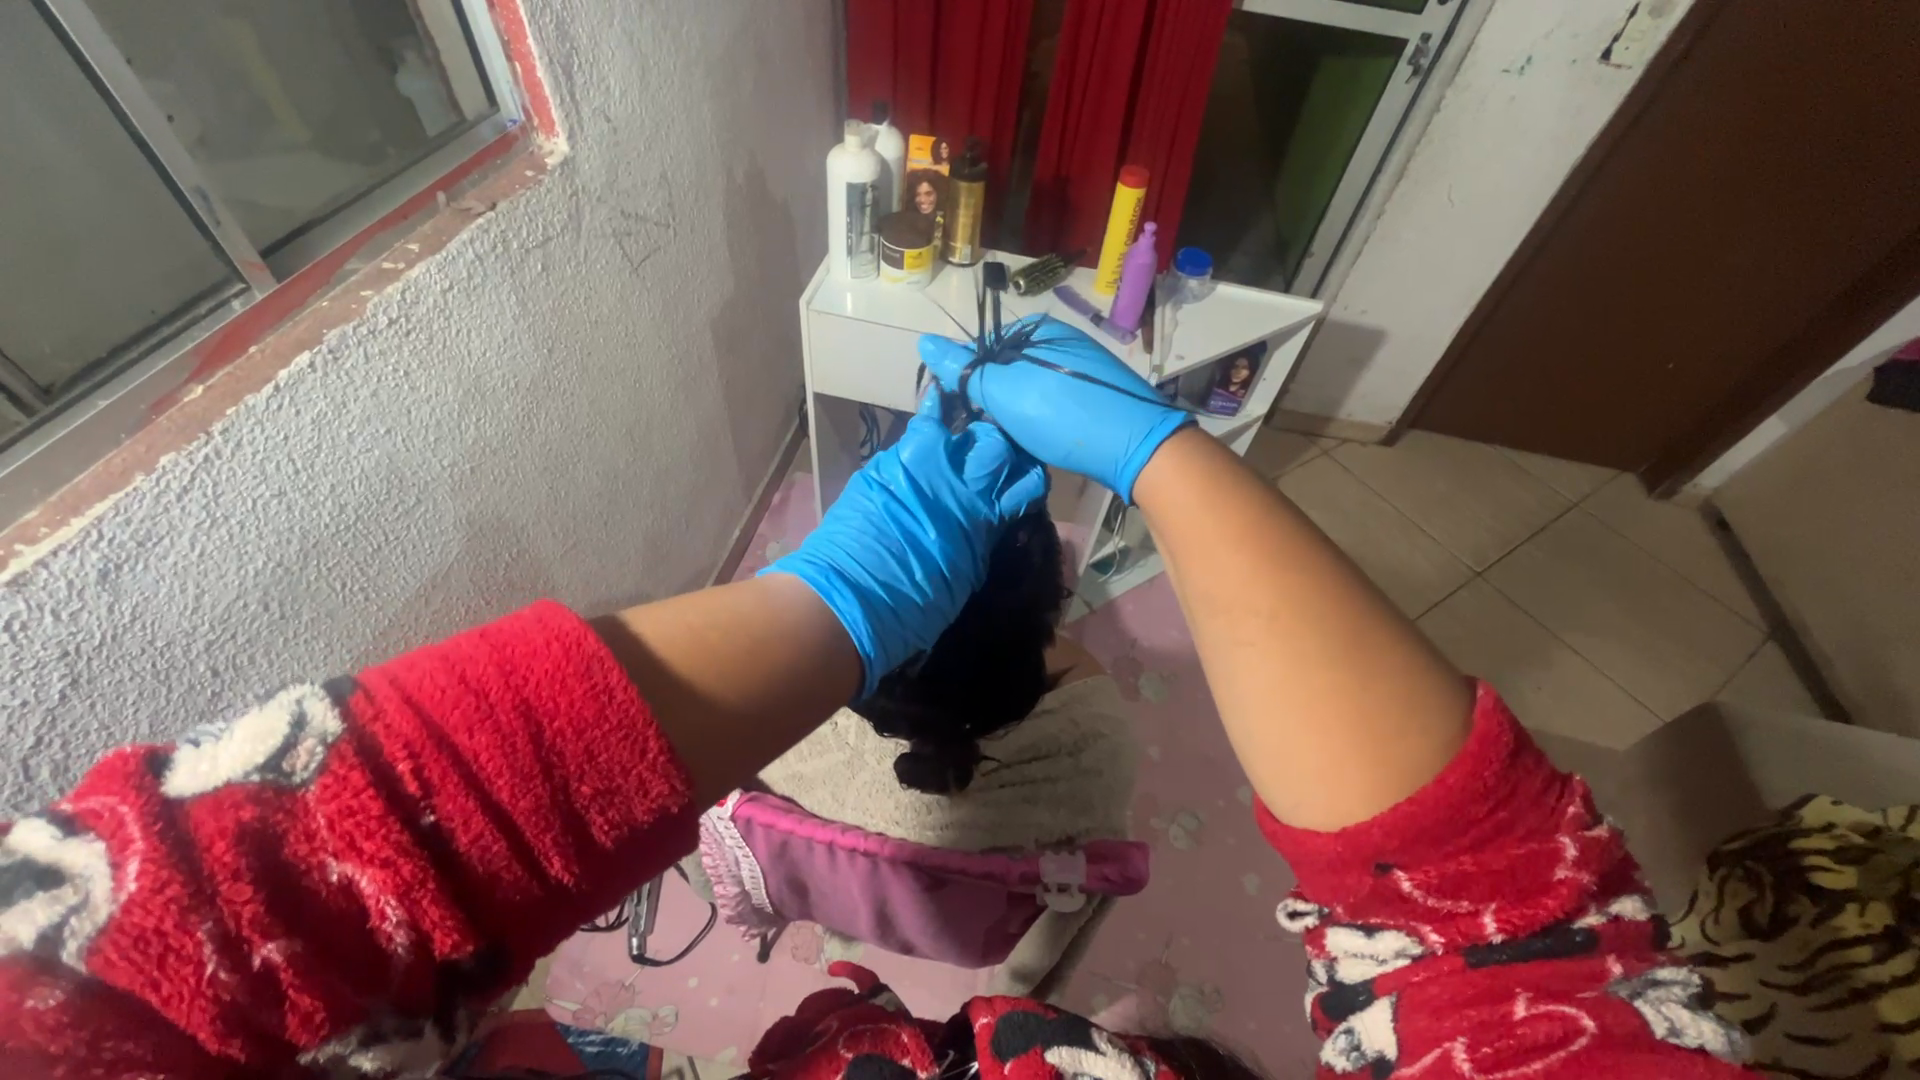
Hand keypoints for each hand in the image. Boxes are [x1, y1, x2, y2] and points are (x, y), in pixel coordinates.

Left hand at [763, 394, 1047, 697]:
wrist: (850, 602)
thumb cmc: (911, 607)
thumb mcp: (964, 577)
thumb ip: (982, 542)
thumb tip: (991, 524)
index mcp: (986, 522)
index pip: (1026, 484)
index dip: (1028, 479)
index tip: (1025, 480)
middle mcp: (965, 487)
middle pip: (1000, 448)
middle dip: (1003, 449)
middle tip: (996, 455)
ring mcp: (927, 467)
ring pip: (965, 432)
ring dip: (971, 434)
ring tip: (969, 434)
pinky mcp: (893, 461)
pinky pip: (924, 426)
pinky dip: (934, 412)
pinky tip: (940, 396)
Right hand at [917, 315, 1189, 500]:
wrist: (1133, 444)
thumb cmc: (1060, 413)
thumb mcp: (1004, 391)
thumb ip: (964, 370)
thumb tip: (925, 342)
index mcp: (1036, 331)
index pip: (982, 349)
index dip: (964, 380)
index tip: (958, 411)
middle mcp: (1058, 343)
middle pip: (1005, 370)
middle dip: (989, 400)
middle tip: (980, 432)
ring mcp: (1077, 370)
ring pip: (1026, 391)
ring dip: (1011, 415)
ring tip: (1004, 440)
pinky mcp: (1091, 397)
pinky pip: (1049, 404)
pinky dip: (1036, 421)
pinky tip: (1033, 441)